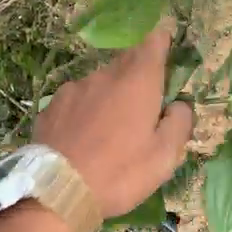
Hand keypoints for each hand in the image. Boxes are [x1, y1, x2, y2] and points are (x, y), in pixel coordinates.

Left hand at [0, 21, 192, 231]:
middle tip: (145, 99)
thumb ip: (179, 123)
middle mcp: (106, 74)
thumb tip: (179, 105)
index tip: (167, 45)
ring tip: (111, 127)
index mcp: (138, 81)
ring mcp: (75, 88)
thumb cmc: (120, 172)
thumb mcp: (164, 156)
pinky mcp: (51, 106)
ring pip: (100, 82)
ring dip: (110, 94)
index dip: (162, 40)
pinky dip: (86, 109)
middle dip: (138, 72)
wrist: (56, 192)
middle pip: (127, 61)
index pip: (154, 42)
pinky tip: (84, 135)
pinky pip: (77, 99)